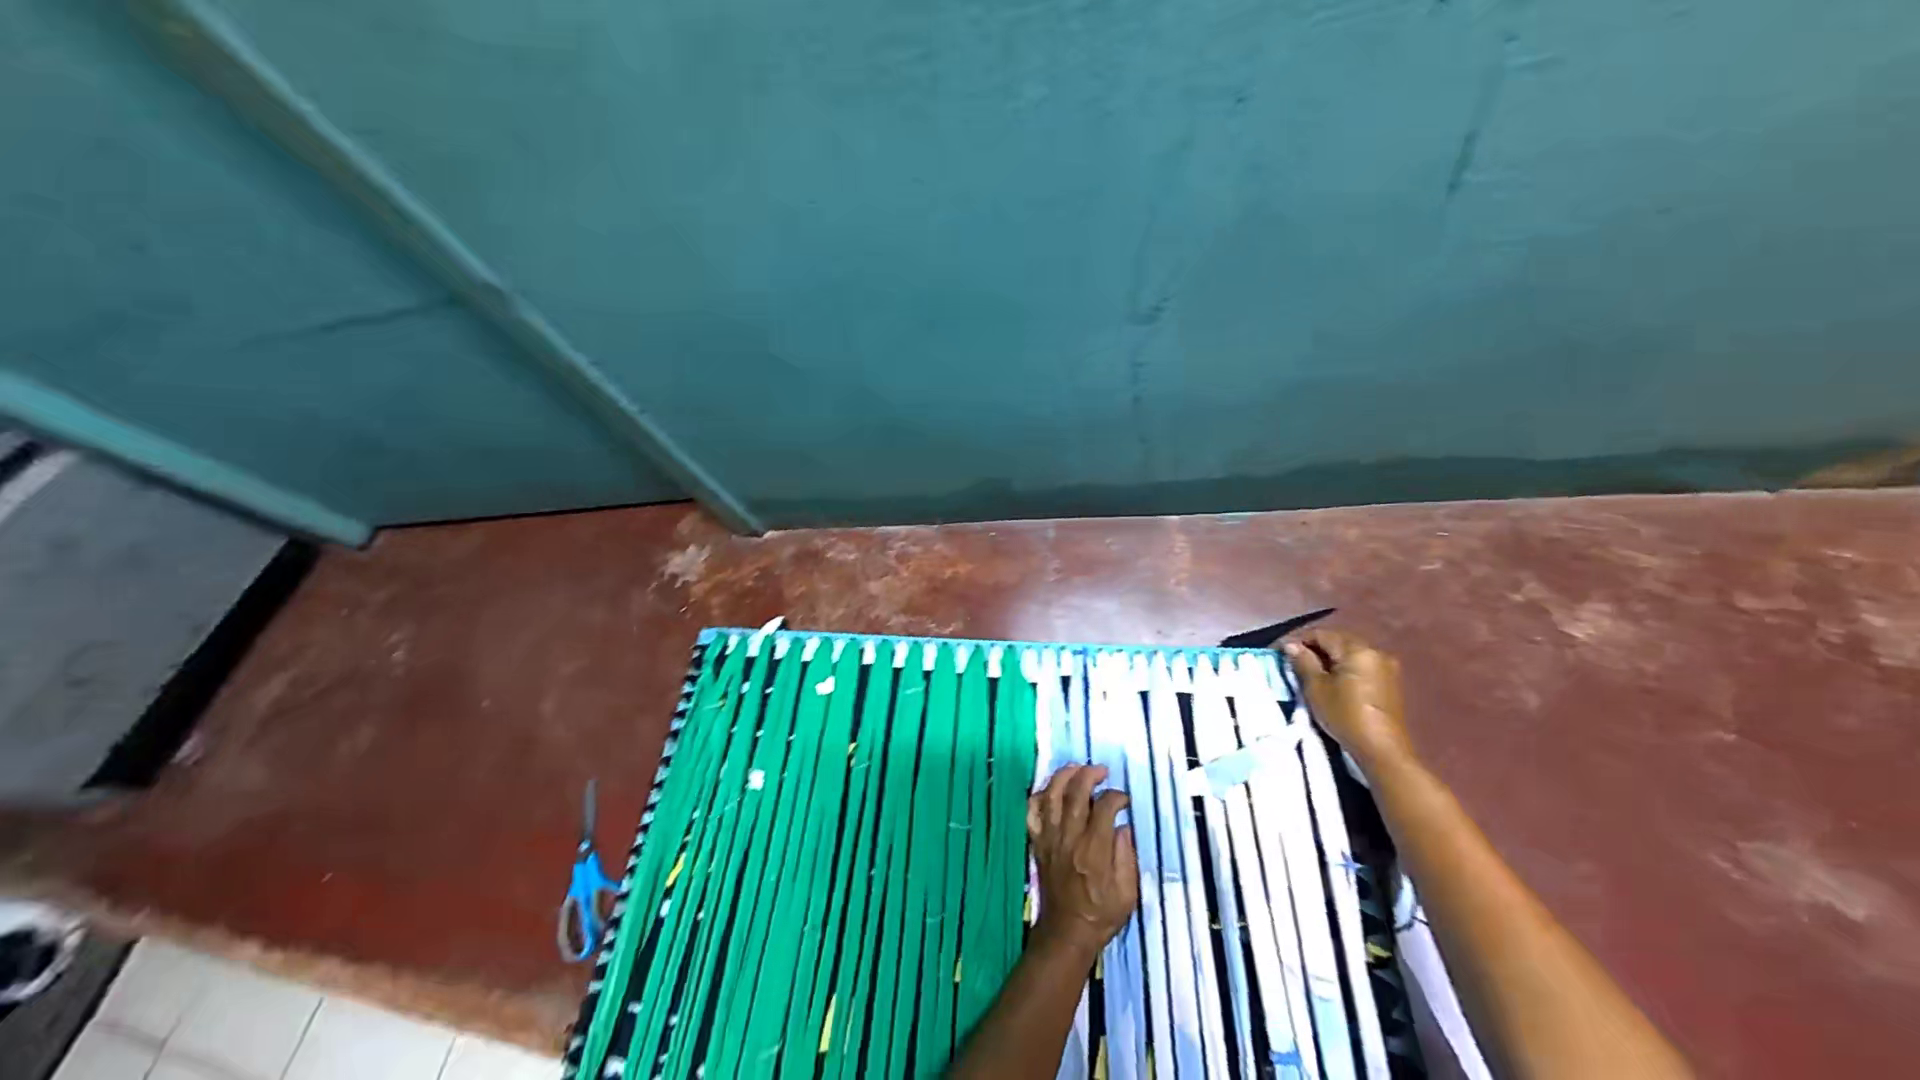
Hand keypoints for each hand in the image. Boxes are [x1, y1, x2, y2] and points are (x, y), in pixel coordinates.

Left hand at [1027, 764, 1137, 955]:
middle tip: (1102, 770)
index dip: (1116, 796)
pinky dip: (1039, 795)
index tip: (1124, 799)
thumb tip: (1123, 827)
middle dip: (1090, 775)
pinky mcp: (1037, 843)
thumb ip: (1127, 856)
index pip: (1104, 807)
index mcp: (1094, 849)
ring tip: (1077, 767)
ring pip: (1052, 795)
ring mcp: (1050, 838)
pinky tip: (1050, 789)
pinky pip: (1032, 811)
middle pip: (1076, 793)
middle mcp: (1070, 838)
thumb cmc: (1101, 914)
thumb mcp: (1128, 892)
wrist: (1067, 932)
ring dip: (1064, 776)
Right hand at [1282, 631, 1415, 771]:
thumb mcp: (1316, 688)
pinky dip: (1344, 669)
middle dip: (1315, 649)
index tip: (1280, 652)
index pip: (1321, 634)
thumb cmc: (1344, 715)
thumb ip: (1303, 662)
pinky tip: (1333, 682)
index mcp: (1357, 650)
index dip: (1298, 640)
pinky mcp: (1390, 682)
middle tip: (1293, 662)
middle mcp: (1375, 651)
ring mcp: (1386, 667)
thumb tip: (1291, 645)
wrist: (1382, 749)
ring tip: (1311, 673)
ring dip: (1330, 659)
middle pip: (1338, 642)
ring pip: (1350, 654)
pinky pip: (1361, 666)